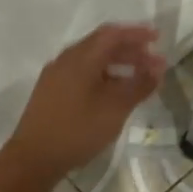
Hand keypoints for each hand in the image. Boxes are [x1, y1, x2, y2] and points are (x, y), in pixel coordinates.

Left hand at [3, 23, 166, 181]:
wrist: (33, 158)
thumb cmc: (78, 130)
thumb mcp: (116, 108)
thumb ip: (139, 85)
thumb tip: (159, 67)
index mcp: (81, 59)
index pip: (112, 34)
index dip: (136, 33)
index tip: (157, 38)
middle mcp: (66, 60)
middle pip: (101, 44)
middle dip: (130, 50)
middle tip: (153, 61)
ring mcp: (56, 76)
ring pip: (91, 60)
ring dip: (117, 63)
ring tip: (138, 77)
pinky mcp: (51, 91)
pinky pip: (82, 72)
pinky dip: (103, 75)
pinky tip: (113, 92)